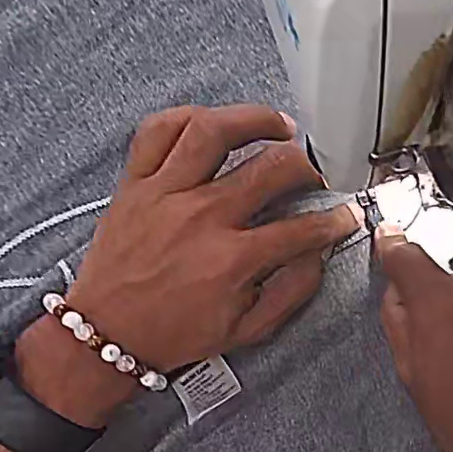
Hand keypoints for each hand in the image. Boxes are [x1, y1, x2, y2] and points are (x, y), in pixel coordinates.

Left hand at [16, 104, 360, 426]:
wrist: (109, 334)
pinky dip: (187, 117)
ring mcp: (166, 194)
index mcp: (232, 260)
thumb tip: (316, 257)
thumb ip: (290, 293)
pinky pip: (158, 130)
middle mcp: (202, 218)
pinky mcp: (136, 184)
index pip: (302, 228)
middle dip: (306, 167)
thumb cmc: (174, 333)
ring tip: (277, 126)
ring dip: (255, 120)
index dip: (334, 220)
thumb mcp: (245, 330)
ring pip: (215, 130)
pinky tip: (211, 124)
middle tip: (310, 176)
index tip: (343, 216)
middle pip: (272, 167)